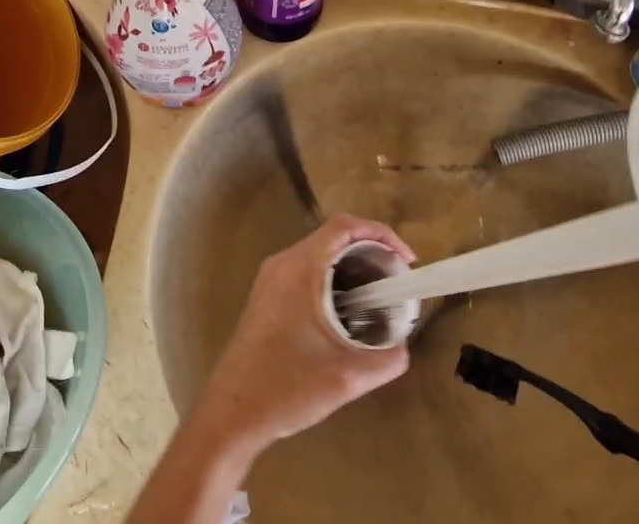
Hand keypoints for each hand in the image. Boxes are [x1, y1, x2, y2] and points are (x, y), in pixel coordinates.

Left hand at [190, 214, 415, 454]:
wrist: (233, 412)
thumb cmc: (286, 387)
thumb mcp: (348, 377)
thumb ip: (387, 358)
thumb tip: (403, 347)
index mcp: (299, 269)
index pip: (344, 226)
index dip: (380, 233)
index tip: (406, 262)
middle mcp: (282, 264)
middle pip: (332, 237)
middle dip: (370, 252)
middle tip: (396, 283)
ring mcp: (270, 280)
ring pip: (319, 255)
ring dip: (351, 268)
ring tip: (379, 298)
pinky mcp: (267, 297)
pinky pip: (306, 272)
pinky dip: (333, 280)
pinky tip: (348, 313)